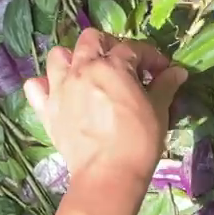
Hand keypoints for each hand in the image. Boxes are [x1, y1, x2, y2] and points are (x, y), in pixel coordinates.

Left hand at [24, 29, 187, 195]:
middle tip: (124, 66)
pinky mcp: (46, 109)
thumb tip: (177, 71)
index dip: (151, 57)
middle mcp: (81, 69)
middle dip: (110, 46)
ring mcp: (60, 87)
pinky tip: (59, 92)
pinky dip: (45, 84)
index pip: (133, 48)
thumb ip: (165, 86)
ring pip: (59, 55)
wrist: (108, 175)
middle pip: (91, 39)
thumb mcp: (158, 111)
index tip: (161, 71)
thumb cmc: (139, 142)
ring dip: (74, 58)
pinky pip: (35, 85)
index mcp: (112, 66)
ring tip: (88, 73)